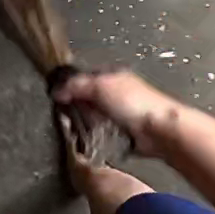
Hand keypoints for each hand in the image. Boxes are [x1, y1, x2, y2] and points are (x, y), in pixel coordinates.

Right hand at [52, 70, 181, 154]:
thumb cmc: (131, 102)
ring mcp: (121, 112)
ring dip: (85, 122)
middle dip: (77, 106)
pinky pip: (102, 131)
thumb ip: (75, 85)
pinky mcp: (124, 131)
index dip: (69, 85)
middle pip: (88, 98)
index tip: (57, 96)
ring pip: (94, 116)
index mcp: (113, 75)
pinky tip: (88, 138)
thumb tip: (56, 91)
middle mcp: (117, 92)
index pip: (84, 77)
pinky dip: (95, 134)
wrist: (159, 130)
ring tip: (75, 128)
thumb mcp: (99, 86)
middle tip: (66, 115)